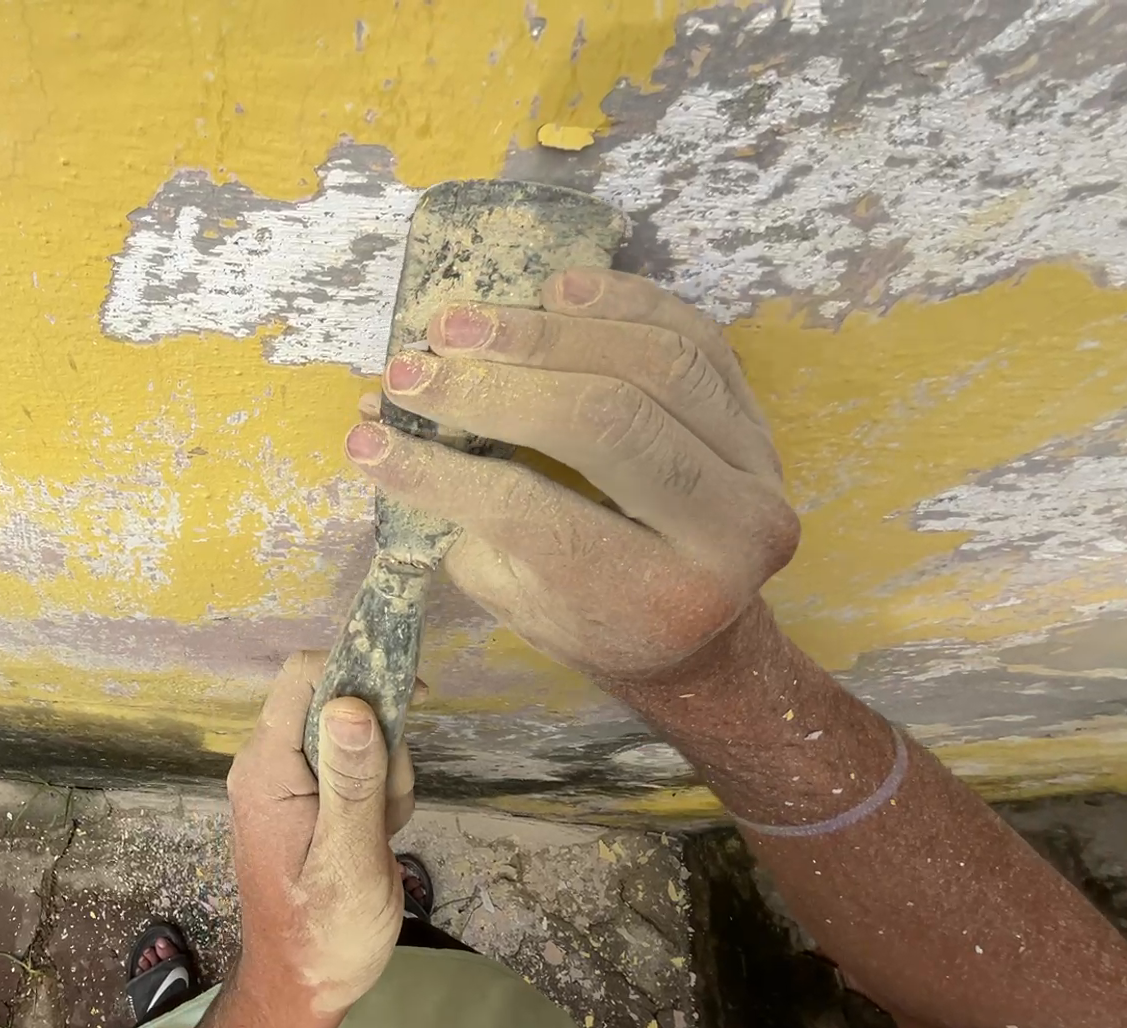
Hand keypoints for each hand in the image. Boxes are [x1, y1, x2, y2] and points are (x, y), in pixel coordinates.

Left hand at [226, 652, 411, 1018]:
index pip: (302, 676)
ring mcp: (286, 776)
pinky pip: (354, 766)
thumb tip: (350, 702)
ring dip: (384, 778)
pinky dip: (377, 795)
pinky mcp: (306, 793)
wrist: (303, 983)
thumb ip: (352, 779)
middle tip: (386, 808)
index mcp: (266, 765)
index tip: (410, 696)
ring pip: (355, 736)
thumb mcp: (348, 859)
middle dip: (380, 746)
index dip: (356, 670)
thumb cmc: (323, 932)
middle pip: (337, 704)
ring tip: (378, 835)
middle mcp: (268, 759)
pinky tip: (373, 837)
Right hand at [347, 268, 798, 680]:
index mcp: (647, 597)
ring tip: (458, 324)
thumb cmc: (582, 621)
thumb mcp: (507, 591)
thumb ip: (452, 513)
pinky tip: (553, 289)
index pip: (522, 511)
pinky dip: (621, 302)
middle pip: (599, 421)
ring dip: (541, 333)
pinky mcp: (759, 420)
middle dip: (489, 386)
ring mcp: (757, 467)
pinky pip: (694, 338)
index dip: (434, 471)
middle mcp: (723, 533)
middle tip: (411, 367)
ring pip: (652, 364)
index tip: (367, 442)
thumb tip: (379, 428)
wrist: (696, 638)